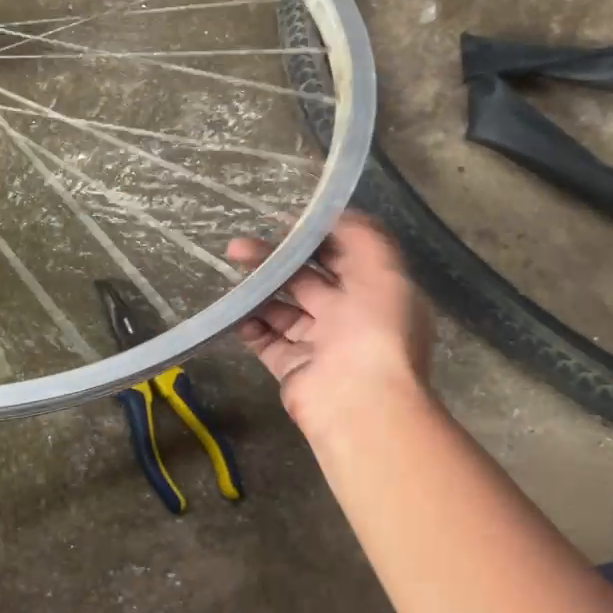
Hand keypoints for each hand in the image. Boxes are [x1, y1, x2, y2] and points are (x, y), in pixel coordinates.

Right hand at [226, 212, 434, 434]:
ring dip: (256, 289)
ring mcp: (318, 342)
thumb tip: (335, 212)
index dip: (314, 238)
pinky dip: (246, 323)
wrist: (356, 399)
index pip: (343, 257)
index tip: (278, 222)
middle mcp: (350, 317)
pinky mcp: (289, 364)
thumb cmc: (374, 331)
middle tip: (236, 246)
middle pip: (305, 280)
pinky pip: (263, 338)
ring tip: (229, 275)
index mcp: (377, 295)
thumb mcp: (383, 274)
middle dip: (274, 260)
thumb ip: (363, 238)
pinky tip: (232, 311)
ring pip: (280, 307)